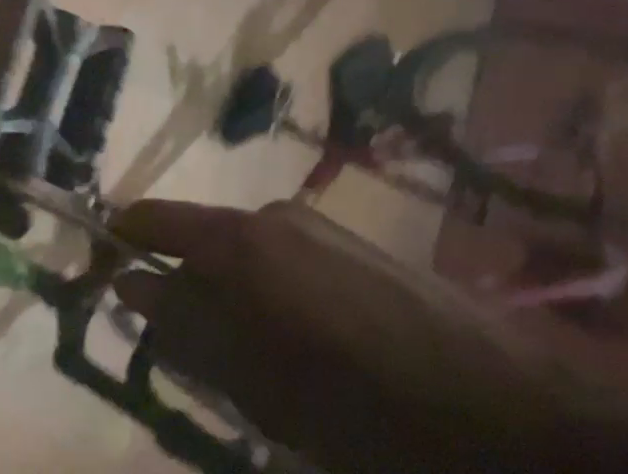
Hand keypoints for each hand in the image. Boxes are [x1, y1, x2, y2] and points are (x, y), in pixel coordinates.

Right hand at [110, 200, 627, 473]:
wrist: (520, 414)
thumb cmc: (358, 399)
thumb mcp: (250, 378)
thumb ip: (178, 323)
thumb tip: (129, 283)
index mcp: (235, 238)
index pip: (146, 219)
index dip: (118, 246)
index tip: (107, 282)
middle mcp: (272, 214)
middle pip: (199, 238)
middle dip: (186, 285)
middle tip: (197, 347)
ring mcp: (323, 228)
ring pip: (247, 254)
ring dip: (237, 295)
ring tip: (262, 356)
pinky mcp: (365, 248)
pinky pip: (292, 262)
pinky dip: (279, 296)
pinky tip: (314, 349)